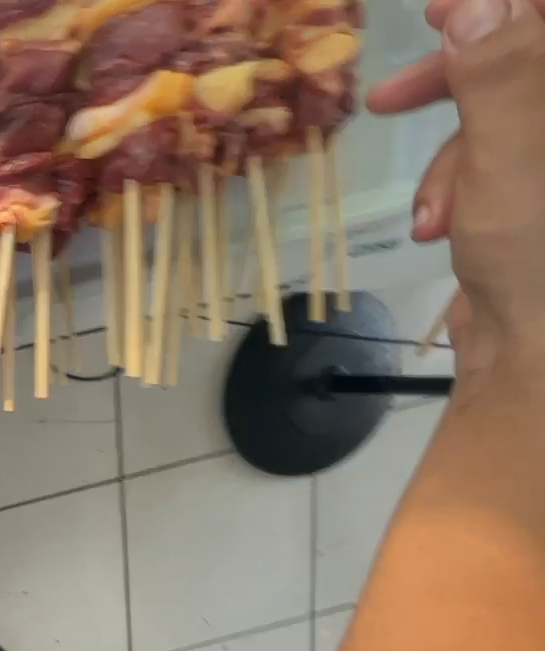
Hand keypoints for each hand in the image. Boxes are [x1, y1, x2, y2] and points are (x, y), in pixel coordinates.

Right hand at [369, 0, 544, 389]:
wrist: (541, 345)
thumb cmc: (537, 252)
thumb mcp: (513, 155)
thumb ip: (503, 74)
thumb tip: (483, 6)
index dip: (509, 10)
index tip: (442, 11)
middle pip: (533, 66)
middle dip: (466, 83)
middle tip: (392, 94)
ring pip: (513, 114)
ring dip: (454, 156)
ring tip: (428, 210)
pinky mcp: (543, 188)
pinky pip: (502, 156)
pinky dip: (460, 184)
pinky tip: (438, 222)